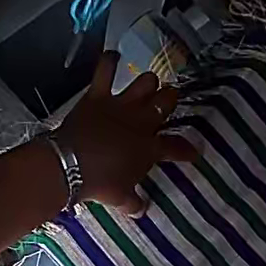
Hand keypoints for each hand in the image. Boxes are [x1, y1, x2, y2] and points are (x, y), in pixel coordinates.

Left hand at [57, 51, 199, 215]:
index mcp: (149, 148)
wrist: (70, 165)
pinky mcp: (98, 96)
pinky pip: (105, 71)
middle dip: (170, 100)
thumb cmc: (99, 184)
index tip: (195, 151)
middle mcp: (141, 122)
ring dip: (148, 82)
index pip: (176, 147)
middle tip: (169, 102)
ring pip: (145, 82)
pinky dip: (110, 62)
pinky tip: (113, 55)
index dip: (187, 149)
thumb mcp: (120, 198)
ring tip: (148, 84)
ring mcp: (121, 106)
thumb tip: (141, 210)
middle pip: (166, 103)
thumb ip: (133, 201)